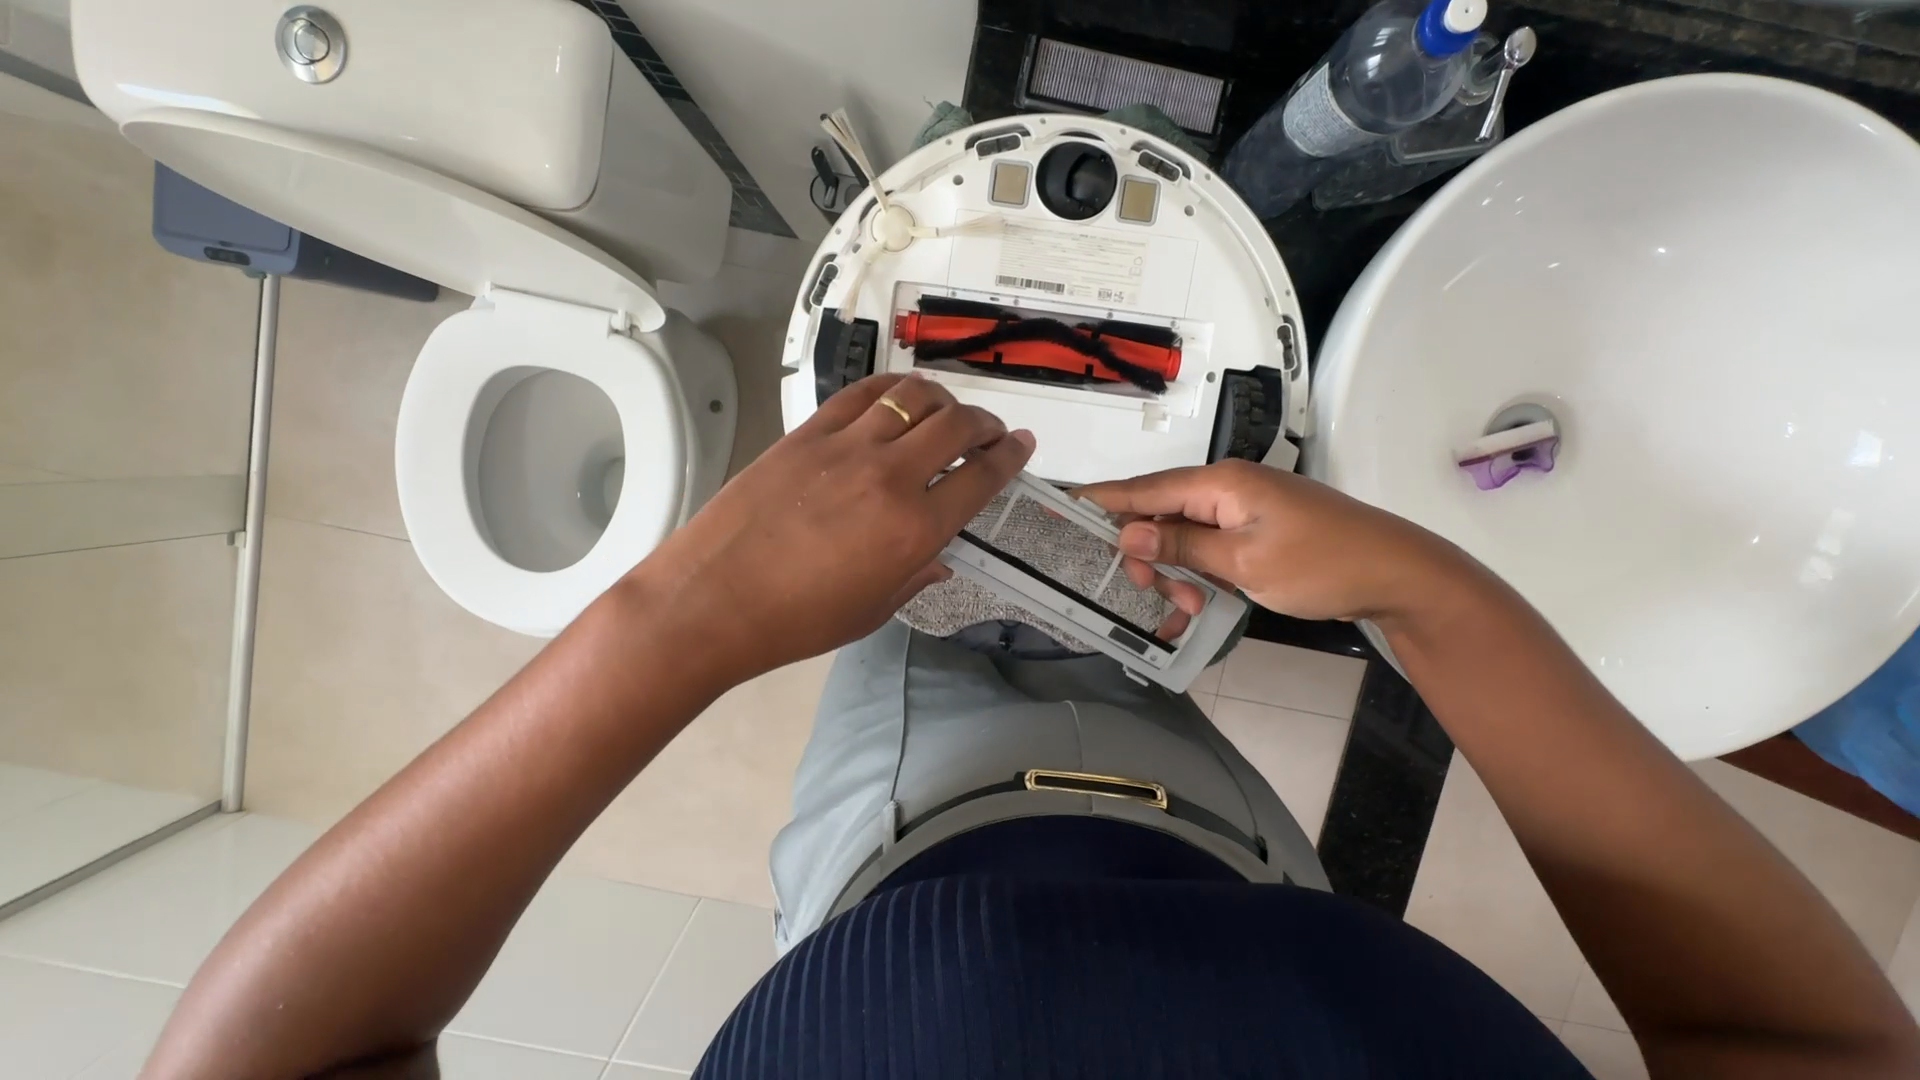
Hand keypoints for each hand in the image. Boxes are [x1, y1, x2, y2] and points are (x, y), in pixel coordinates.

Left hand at [626, 374, 1032, 683]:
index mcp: (915, 530)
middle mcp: (891, 477)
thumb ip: (916, 576)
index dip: (1011, 457)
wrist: (712, 600)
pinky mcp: (808, 433)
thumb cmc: (796, 621)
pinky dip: (892, 389)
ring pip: (913, 398)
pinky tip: (898, 398)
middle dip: (985, 425)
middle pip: (957, 427)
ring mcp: (847, 447)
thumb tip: (940, 558)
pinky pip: (862, 393)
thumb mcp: (872, 611)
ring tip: (947, 412)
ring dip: (943, 400)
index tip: (1023, 445)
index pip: (982, 478)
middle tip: (990, 433)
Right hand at [1077, 460, 1466, 623]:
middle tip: (1151, 592)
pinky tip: (1195, 604)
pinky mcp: (1257, 533)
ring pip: (1184, 537)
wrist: (1399, 576)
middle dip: (1147, 554)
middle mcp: (1227, 490)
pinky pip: (1210, 549)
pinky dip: (1198, 575)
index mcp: (1221, 484)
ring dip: (1175, 572)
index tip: (1063, 505)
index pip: (1146, 488)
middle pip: (1161, 515)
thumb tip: (1128, 531)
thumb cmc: (1322, 564)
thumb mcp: (1244, 561)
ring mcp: (1244, 511)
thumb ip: (1182, 544)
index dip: (1103, 500)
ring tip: (1186, 607)